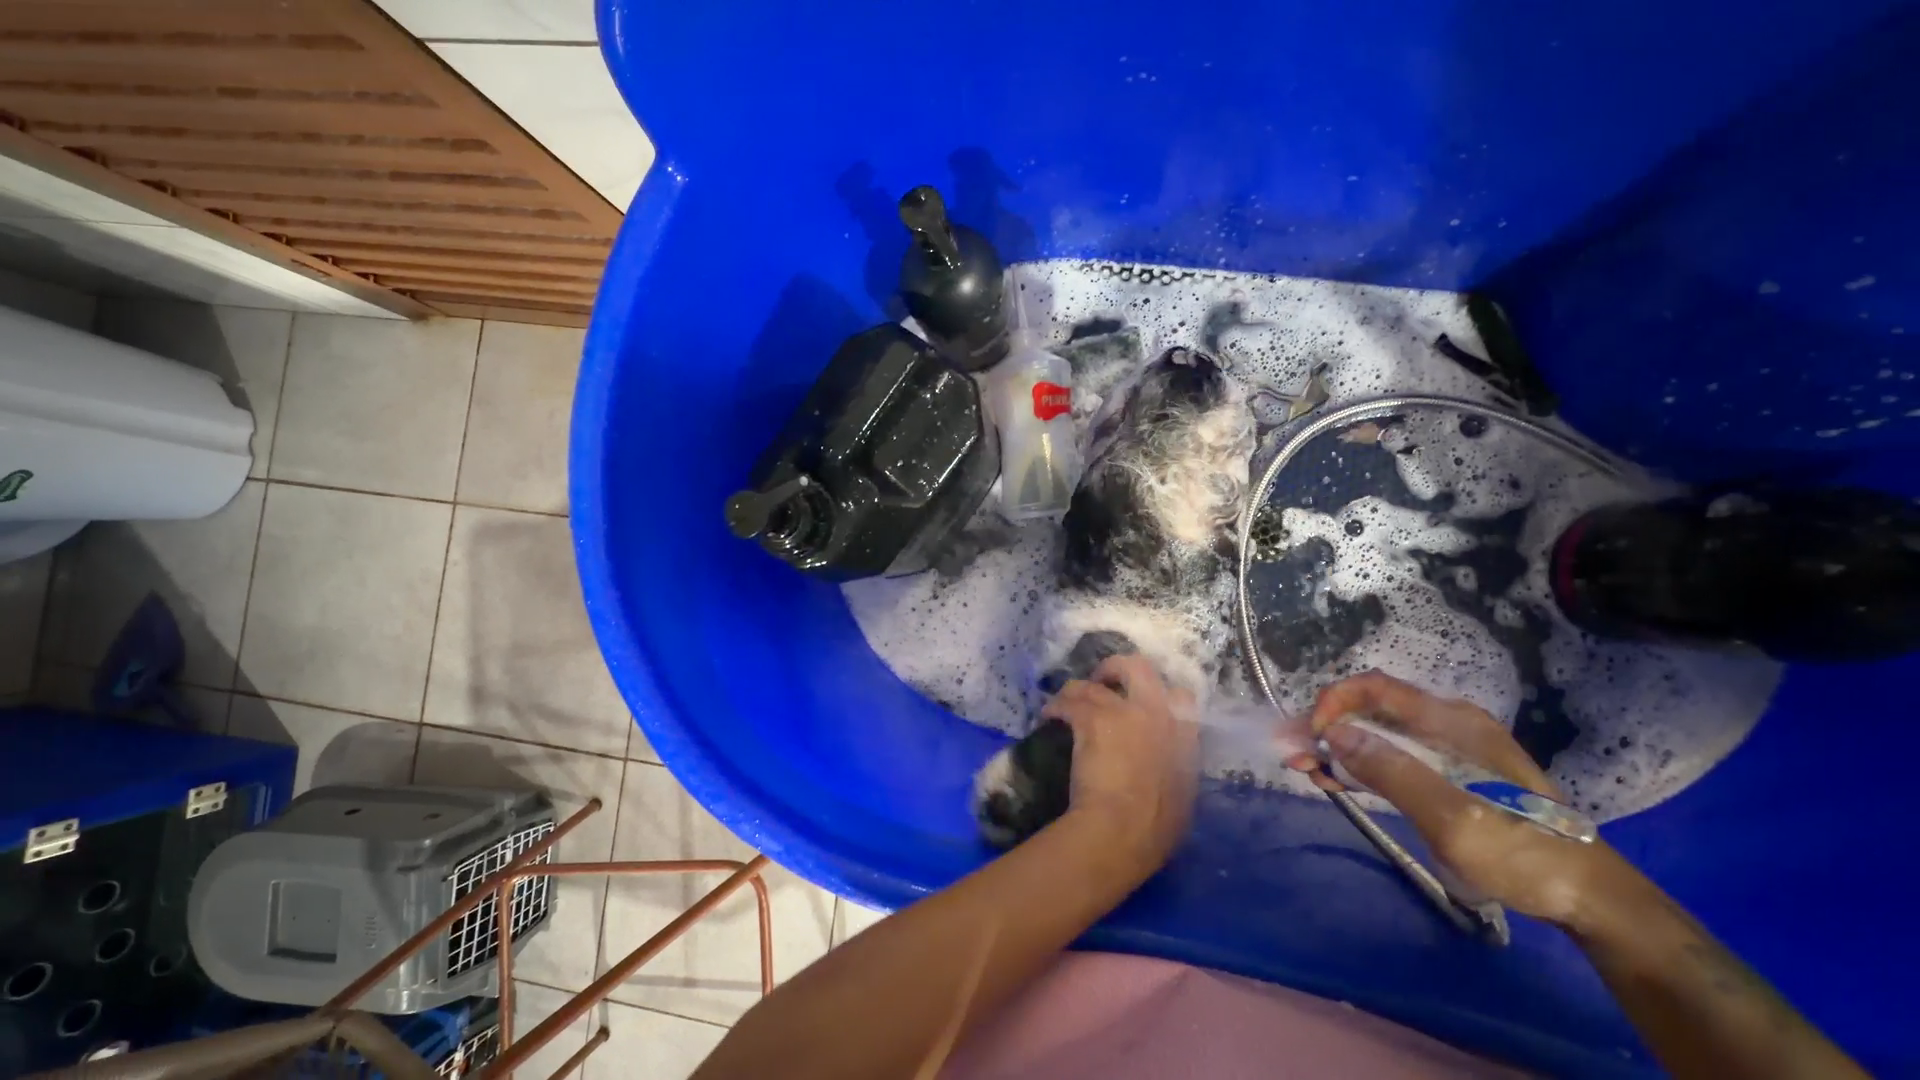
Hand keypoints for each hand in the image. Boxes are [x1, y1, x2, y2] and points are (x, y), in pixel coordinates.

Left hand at [1040, 655, 1199, 872]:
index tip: (1144, 702)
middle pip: (1138, 667)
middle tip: (1101, 680)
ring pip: (1092, 685)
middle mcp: (1156, 712)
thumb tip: (1168, 771)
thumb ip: (1178, 770)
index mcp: (1184, 733)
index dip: (1161, 693)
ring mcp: (1123, 711)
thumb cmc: (1158, 825)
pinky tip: (1048, 716)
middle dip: (1116, 669)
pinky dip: (1056, 707)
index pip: (1181, 696)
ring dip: (1077, 691)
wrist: (1126, 826)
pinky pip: (1069, 702)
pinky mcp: (1092, 719)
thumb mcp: (1183, 794)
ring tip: (1065, 702)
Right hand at [1290, 672, 1637, 926]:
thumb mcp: (1453, 817)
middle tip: (1290, 756)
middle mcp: (1448, 727)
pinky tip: (1336, 780)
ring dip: (1337, 748)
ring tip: (1303, 769)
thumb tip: (1334, 733)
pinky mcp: (1448, 779)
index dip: (1334, 702)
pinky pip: (1392, 760)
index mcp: (1453, 723)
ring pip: (1378, 736)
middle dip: (1325, 727)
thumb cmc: (1522, 853)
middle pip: (1372, 710)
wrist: (1586, 896)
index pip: (1377, 688)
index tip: (1309, 738)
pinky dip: (1359, 767)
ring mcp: (1449, 753)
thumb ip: (1393, 771)